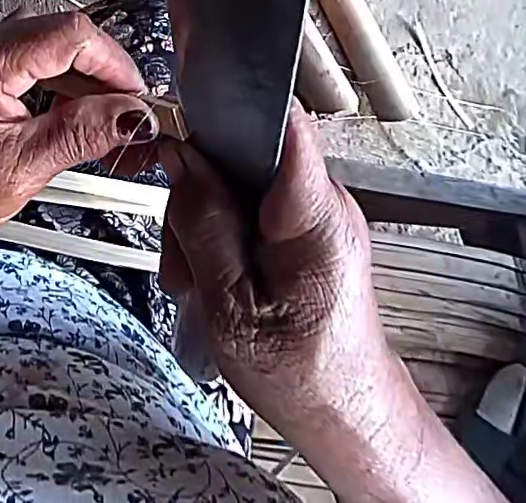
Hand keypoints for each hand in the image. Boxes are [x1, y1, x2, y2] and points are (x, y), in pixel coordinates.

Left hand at [0, 12, 160, 254]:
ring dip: (84, 76)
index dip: (113, 62)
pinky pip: (33, 58)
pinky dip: (61, 81)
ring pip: (51, 43)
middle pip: (63, 32)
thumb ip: (82, 133)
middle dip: (102, 69)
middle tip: (127, 110)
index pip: (70, 34)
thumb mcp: (22, 167)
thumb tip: (132, 115)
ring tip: (105, 117)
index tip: (136, 97)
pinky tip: (74, 112)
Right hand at [160, 103, 397, 428]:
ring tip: (197, 273)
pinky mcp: (305, 224)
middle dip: (198, 189)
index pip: (282, 120)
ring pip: (239, 179)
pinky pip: (250, 202)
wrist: (345, 414)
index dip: (231, 110)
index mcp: (316, 215)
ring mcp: (316, 211)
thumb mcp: (230, 305)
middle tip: (182, 248)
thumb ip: (202, 223)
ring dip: (204, 216)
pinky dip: (221, 229)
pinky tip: (213, 270)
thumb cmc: (304, 376)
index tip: (189, 124)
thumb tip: (179, 158)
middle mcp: (325, 201)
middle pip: (243, 152)